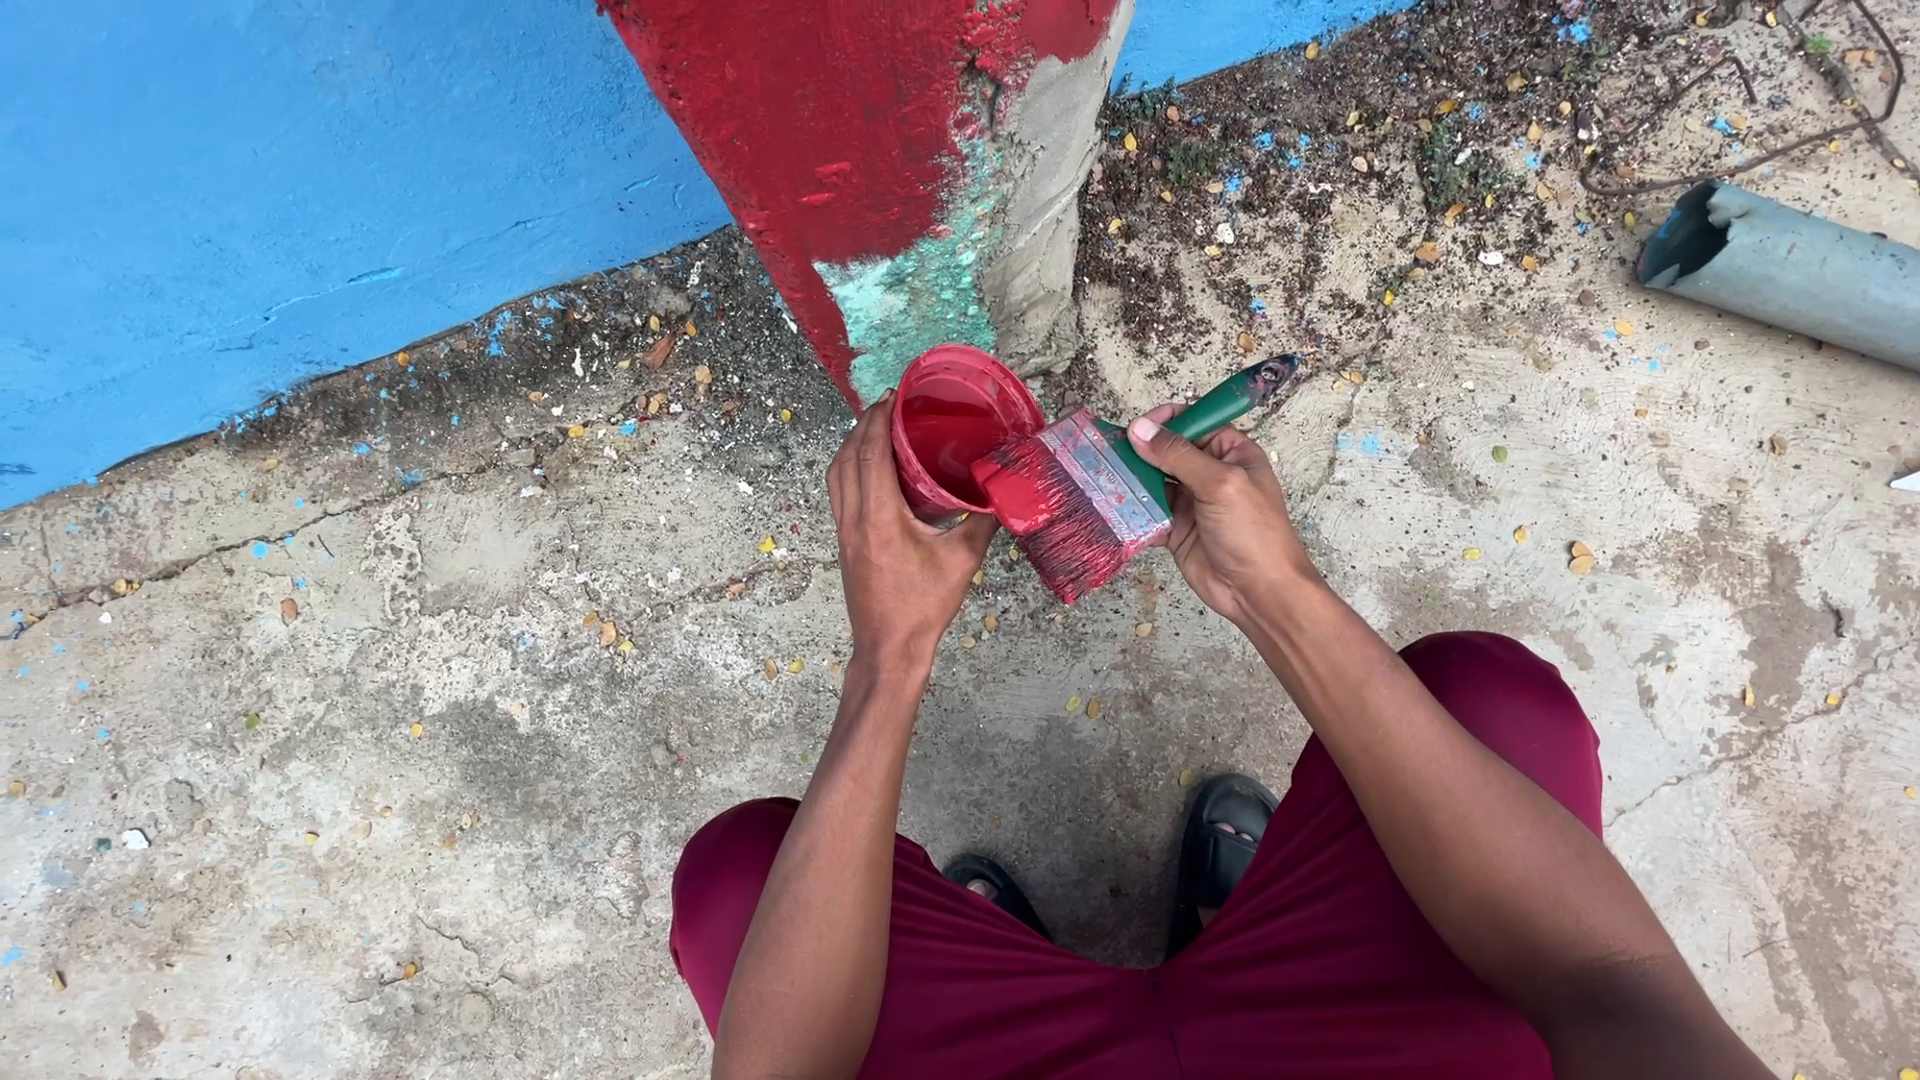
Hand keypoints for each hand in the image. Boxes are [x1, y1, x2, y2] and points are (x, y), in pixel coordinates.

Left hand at [828, 392, 997, 669]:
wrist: (889, 647)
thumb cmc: (923, 608)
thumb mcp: (962, 562)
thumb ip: (982, 523)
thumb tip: (1002, 493)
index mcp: (880, 518)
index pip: (870, 455)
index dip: (878, 421)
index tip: (892, 397)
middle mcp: (854, 519)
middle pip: (846, 458)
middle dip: (863, 425)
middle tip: (887, 406)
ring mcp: (844, 532)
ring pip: (835, 475)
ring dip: (850, 446)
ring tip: (875, 429)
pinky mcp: (844, 542)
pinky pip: (838, 493)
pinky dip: (848, 469)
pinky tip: (871, 470)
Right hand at [1125, 406, 1314, 624]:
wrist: (1258, 592)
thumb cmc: (1254, 533)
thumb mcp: (1220, 484)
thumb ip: (1178, 455)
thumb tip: (1140, 429)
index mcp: (1230, 453)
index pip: (1193, 423)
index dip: (1165, 421)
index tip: (1138, 427)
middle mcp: (1208, 473)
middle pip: (1167, 451)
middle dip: (1140, 451)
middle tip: (1110, 452)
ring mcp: (1190, 502)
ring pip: (1152, 481)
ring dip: (1131, 480)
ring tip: (1104, 477)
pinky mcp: (1174, 529)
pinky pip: (1147, 512)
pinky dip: (1131, 510)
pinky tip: (1113, 506)